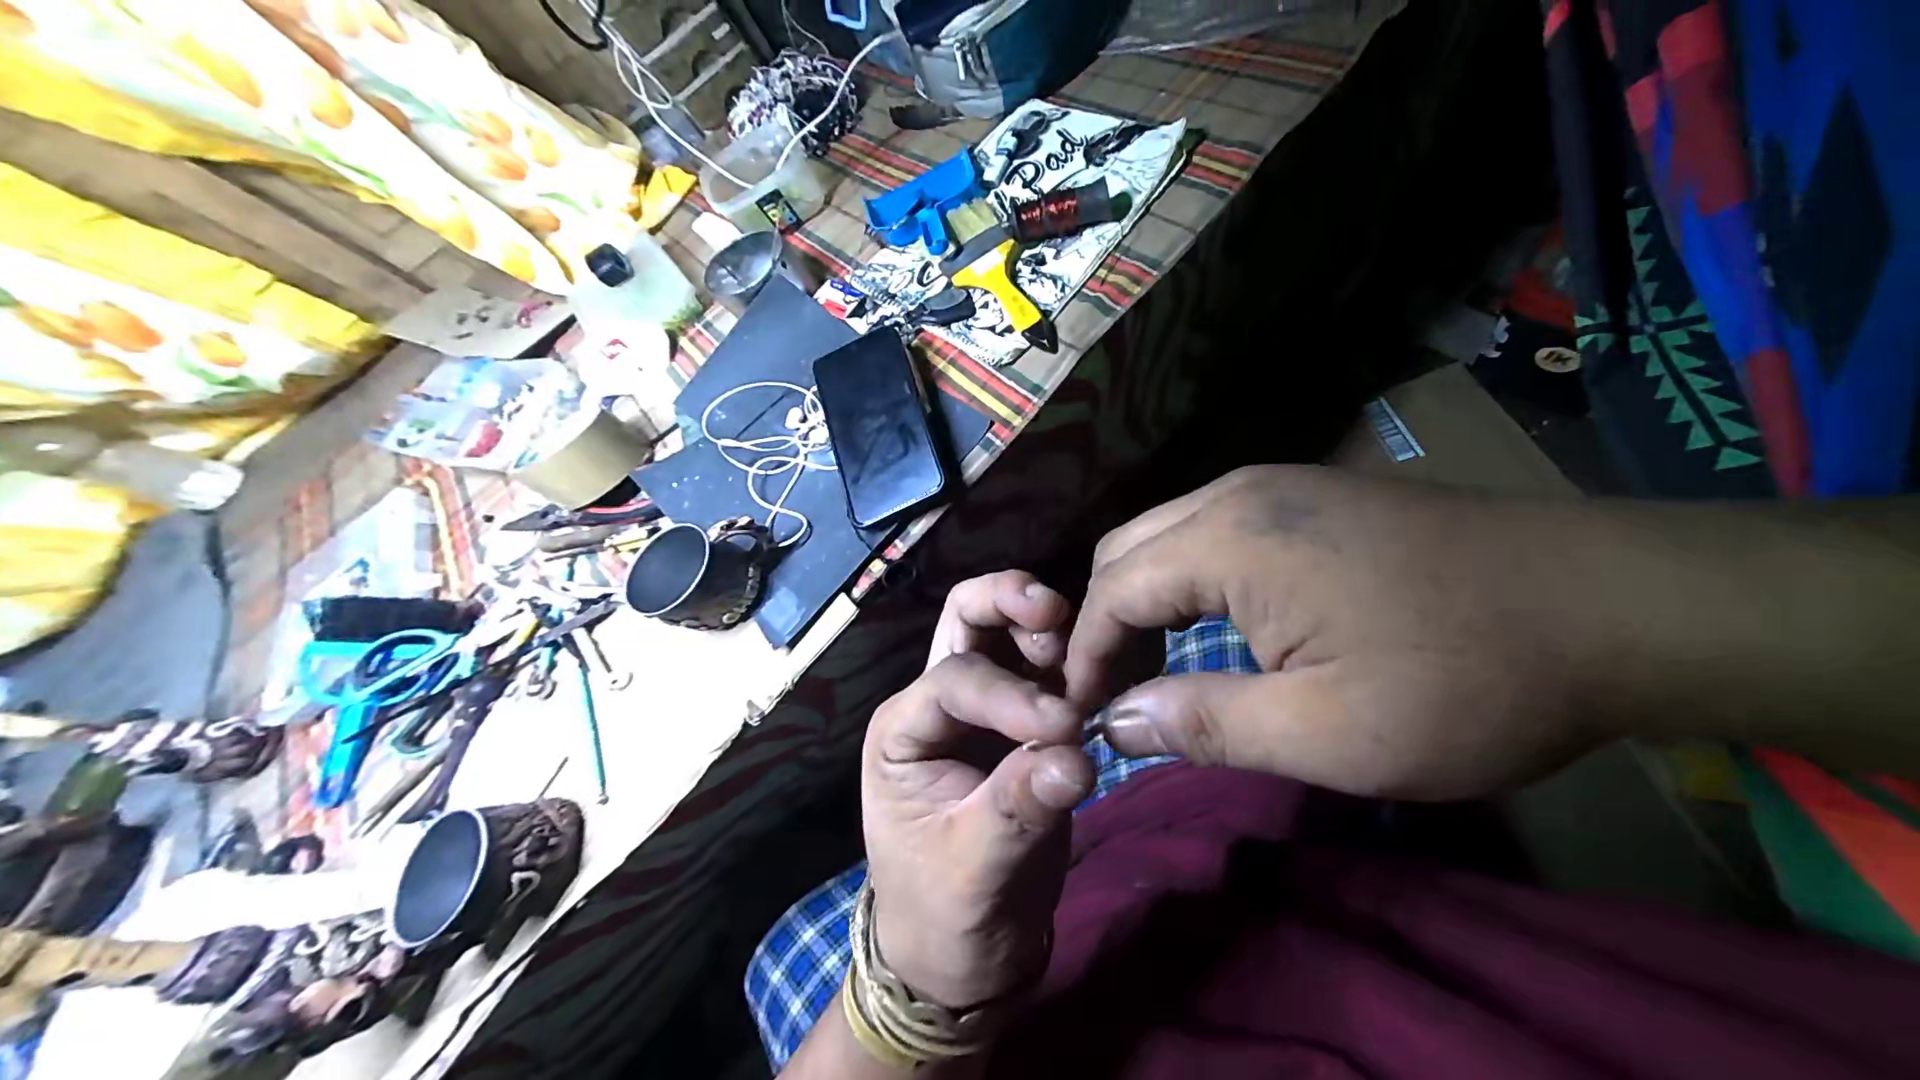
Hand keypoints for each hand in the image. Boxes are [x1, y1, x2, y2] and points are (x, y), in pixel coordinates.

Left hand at [863, 572, 1090, 1009]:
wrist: (963, 951)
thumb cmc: (945, 912)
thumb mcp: (974, 871)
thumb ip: (1017, 809)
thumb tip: (1076, 758)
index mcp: (903, 730)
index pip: (954, 681)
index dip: (1008, 696)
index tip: (1066, 728)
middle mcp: (937, 703)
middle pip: (966, 618)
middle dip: (1007, 600)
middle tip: (1054, 610)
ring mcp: (983, 706)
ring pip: (1005, 630)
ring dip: (1044, 624)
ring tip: (1085, 648)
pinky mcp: (1025, 723)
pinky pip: (1047, 669)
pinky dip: (1073, 658)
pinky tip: (1104, 668)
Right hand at [1064, 465, 1634, 798]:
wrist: (1617, 604)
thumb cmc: (1466, 679)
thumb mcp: (1329, 732)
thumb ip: (1204, 724)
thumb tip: (1115, 724)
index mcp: (1230, 539)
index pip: (1113, 590)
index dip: (1085, 654)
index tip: (1082, 712)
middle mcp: (1236, 493)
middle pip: (1124, 550)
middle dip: (1104, 620)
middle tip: (1114, 690)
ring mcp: (1274, 486)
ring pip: (1164, 535)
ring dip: (1142, 597)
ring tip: (1151, 662)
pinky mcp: (1308, 495)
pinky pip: (1207, 529)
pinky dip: (1183, 578)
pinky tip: (1207, 622)